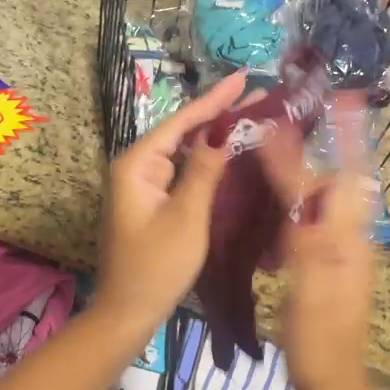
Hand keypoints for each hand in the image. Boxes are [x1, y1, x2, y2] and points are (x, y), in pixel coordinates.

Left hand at [92, 71, 246, 339]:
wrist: (128, 312)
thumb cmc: (157, 266)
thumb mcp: (187, 216)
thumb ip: (205, 170)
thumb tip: (223, 129)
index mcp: (136, 165)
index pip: (181, 122)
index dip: (215, 100)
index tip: (246, 77)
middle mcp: (134, 168)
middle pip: (181, 133)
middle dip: (219, 115)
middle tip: (260, 96)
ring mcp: (141, 187)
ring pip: (182, 153)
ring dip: (215, 137)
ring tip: (252, 116)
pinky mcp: (150, 204)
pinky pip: (181, 173)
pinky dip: (206, 162)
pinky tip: (230, 153)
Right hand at [271, 95, 376, 389]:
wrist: (330, 380)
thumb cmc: (317, 329)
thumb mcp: (310, 269)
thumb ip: (302, 218)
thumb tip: (299, 168)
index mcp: (347, 234)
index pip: (345, 171)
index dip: (346, 133)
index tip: (341, 95)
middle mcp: (350, 238)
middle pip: (340, 183)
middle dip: (331, 147)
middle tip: (308, 118)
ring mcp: (340, 256)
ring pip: (328, 203)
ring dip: (312, 174)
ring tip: (285, 153)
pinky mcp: (325, 271)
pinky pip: (315, 225)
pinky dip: (299, 206)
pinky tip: (277, 209)